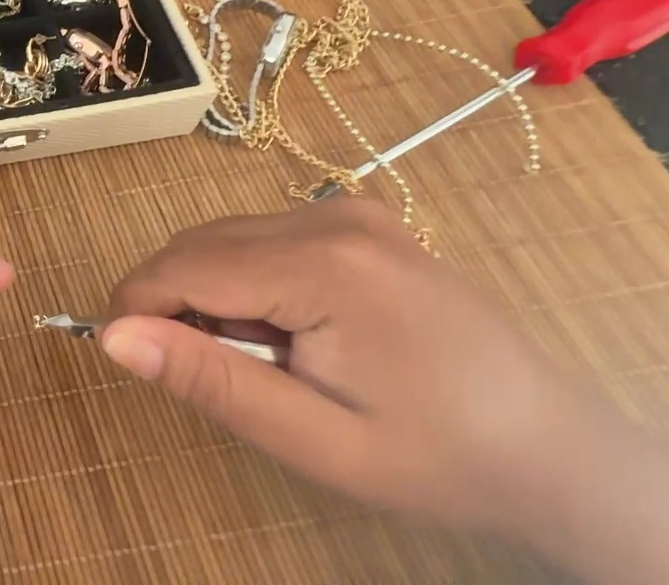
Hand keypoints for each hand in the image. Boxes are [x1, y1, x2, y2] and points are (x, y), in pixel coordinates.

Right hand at [100, 199, 668, 584]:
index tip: (128, 357)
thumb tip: (112, 336)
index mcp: (324, 264)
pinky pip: (258, 237)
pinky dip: (243, 280)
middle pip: (199, 245)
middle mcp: (331, 217)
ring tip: (260, 358)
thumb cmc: (435, 458)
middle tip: (209, 373)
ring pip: (223, 238)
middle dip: (176, 303)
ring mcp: (348, 211)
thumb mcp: (313, 438)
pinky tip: (285, 328)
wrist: (556, 452)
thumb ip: (208, 379)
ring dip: (210, 294)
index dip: (137, 308)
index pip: (184, 266)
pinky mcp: (355, 220)